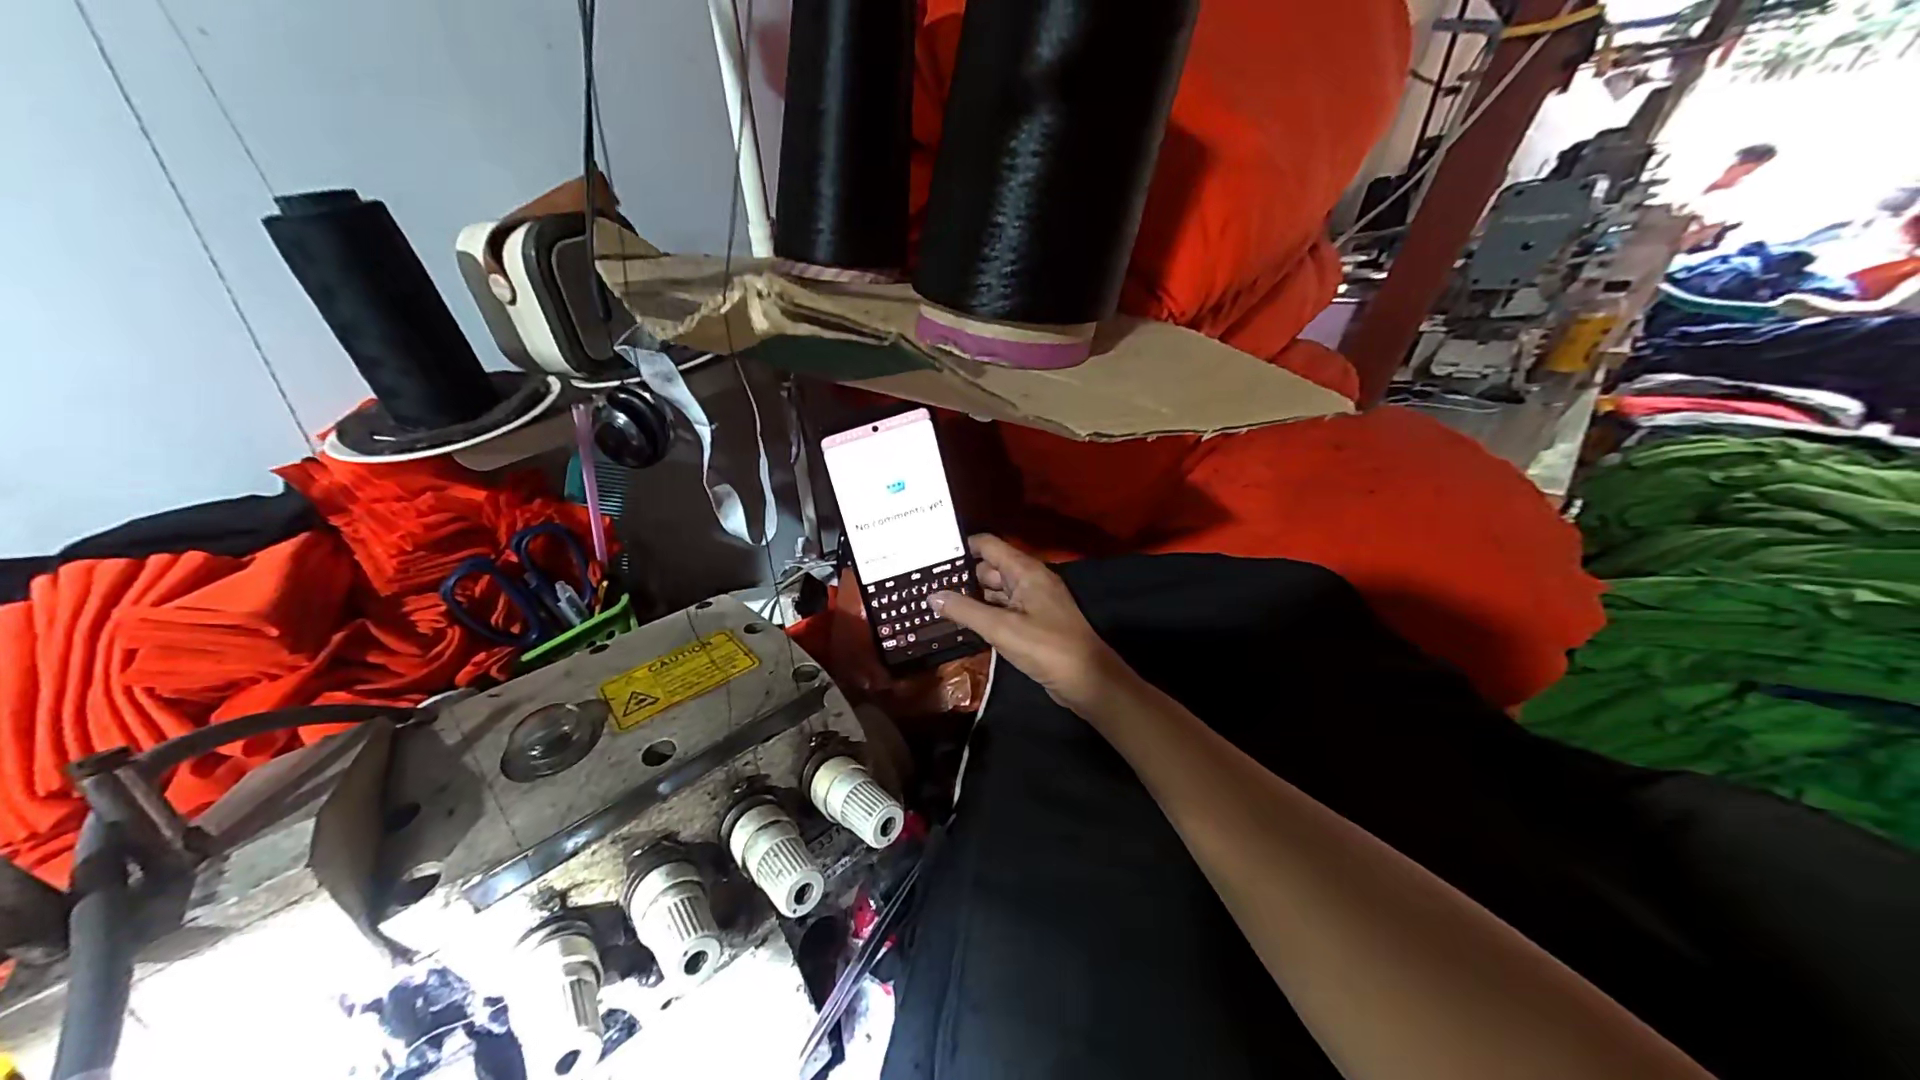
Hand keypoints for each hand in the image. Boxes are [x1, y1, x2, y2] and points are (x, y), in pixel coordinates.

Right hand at [930, 535, 1128, 713]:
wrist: (1087, 680)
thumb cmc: (1046, 647)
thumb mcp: (1001, 628)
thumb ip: (965, 610)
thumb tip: (932, 595)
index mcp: (1025, 571)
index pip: (988, 545)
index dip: (961, 547)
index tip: (931, 555)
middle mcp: (1029, 580)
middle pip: (989, 568)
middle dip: (961, 576)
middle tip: (925, 585)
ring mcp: (1033, 602)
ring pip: (995, 591)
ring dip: (971, 597)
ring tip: (935, 604)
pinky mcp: (1034, 623)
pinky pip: (1003, 610)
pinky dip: (984, 614)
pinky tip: (961, 623)